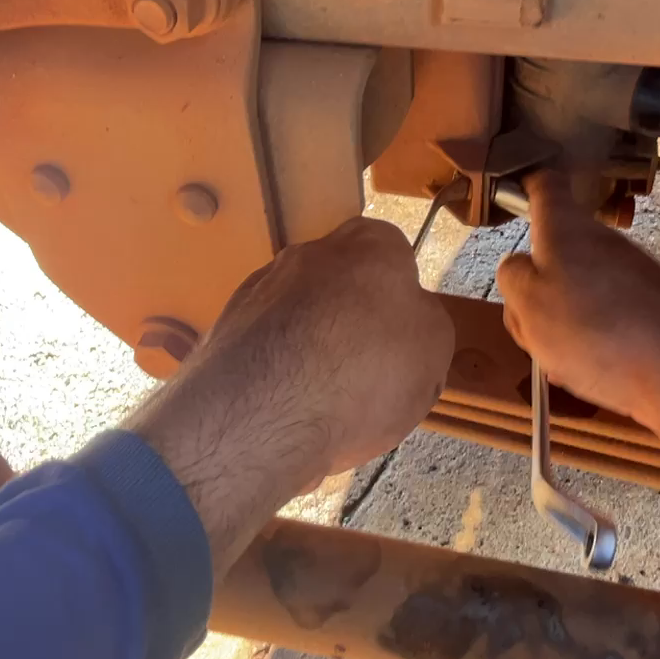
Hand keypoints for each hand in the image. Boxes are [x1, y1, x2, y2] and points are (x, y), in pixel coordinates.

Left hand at [125, 217, 453, 569]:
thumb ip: (423, 320)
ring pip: (299, 315)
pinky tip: (289, 410)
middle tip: (367, 372)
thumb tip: (407, 316)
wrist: (265, 414)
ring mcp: (259, 288)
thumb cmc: (367, 371)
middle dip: (351, 321)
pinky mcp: (225, 329)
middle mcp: (308, 253)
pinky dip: (278, 372)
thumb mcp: (434, 347)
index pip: (391, 252)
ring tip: (325, 403)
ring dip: (311, 347)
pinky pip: (266, 347)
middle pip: (340, 283)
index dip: (398, 297)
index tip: (401, 337)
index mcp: (367, 243)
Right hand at [495, 171, 659, 429]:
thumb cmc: (594, 331)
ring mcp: (631, 272)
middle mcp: (602, 240)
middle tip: (531, 324)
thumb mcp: (527, 305)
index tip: (517, 191)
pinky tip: (596, 370)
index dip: (528, 186)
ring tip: (565, 358)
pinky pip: (607, 315)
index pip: (546, 186)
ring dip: (564, 319)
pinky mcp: (652, 306)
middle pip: (556, 251)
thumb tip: (519, 265)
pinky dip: (594, 338)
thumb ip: (513, 277)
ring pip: (578, 288)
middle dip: (537, 286)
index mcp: (566, 229)